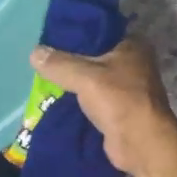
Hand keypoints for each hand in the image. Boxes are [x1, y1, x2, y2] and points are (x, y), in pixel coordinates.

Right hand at [31, 38, 176, 176]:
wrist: (141, 144)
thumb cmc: (119, 101)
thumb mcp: (84, 77)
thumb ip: (59, 64)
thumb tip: (34, 53)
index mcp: (132, 46)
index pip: (98, 32)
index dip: (75, 34)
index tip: (49, 38)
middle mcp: (133, 64)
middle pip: (94, 57)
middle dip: (70, 61)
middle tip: (42, 60)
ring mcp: (128, 89)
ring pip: (93, 80)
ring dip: (73, 84)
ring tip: (43, 79)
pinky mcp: (119, 110)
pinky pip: (93, 100)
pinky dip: (78, 101)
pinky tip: (56, 100)